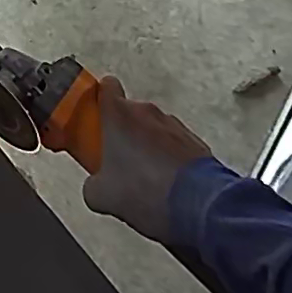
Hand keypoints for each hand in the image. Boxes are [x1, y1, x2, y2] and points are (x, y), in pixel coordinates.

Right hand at [81, 77, 212, 242]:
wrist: (199, 206)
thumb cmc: (147, 191)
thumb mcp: (104, 196)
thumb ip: (92, 186)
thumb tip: (94, 188)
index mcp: (119, 114)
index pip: (106, 86)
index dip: (102, 98)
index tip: (98, 117)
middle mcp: (146, 111)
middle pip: (129, 113)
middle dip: (125, 134)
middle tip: (121, 162)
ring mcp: (173, 124)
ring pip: (154, 129)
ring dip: (149, 147)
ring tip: (149, 181)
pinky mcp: (195, 141)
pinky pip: (176, 145)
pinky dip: (171, 159)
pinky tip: (170, 187)